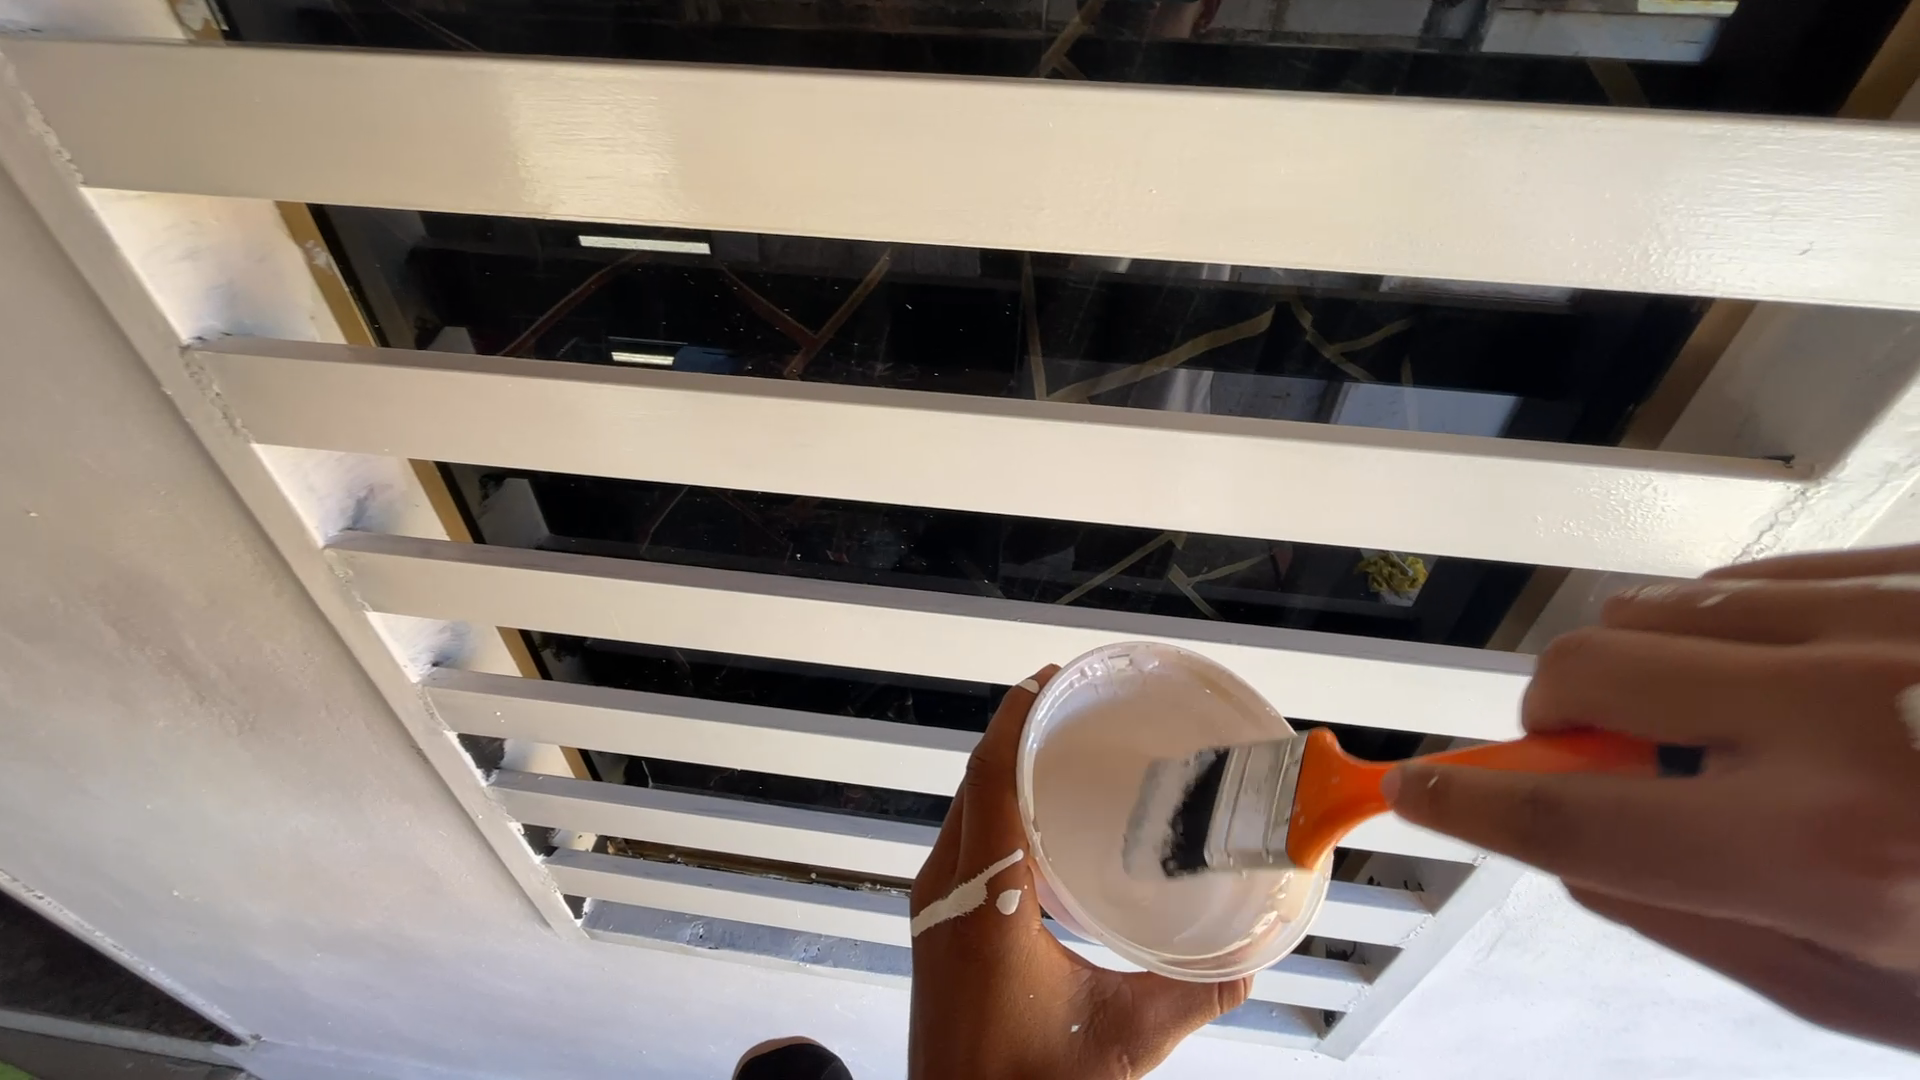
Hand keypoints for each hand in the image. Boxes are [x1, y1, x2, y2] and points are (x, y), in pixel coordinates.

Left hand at [908, 666, 1249, 1079]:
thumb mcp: (1118, 1041)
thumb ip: (1190, 997)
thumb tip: (1247, 959)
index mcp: (983, 902)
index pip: (990, 781)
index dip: (1016, 720)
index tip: (1048, 680)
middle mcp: (945, 887)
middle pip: (975, 781)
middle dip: (1016, 732)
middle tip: (1067, 705)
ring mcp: (933, 900)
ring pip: (966, 806)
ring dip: (1004, 767)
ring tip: (1057, 746)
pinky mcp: (937, 916)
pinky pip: (964, 836)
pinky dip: (996, 805)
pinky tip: (1036, 815)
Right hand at [1384, 545, 1919, 1050]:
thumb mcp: (1893, 1004)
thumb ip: (1698, 925)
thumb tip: (1565, 855)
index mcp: (1835, 855)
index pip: (1569, 821)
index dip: (1469, 804)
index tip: (1416, 789)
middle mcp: (1848, 723)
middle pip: (1582, 669)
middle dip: (1560, 711)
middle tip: (1607, 749)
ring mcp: (1893, 626)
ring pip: (1653, 610)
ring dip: (1645, 666)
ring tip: (1729, 714)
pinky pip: (1751, 581)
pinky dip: (1729, 629)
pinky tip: (1811, 677)